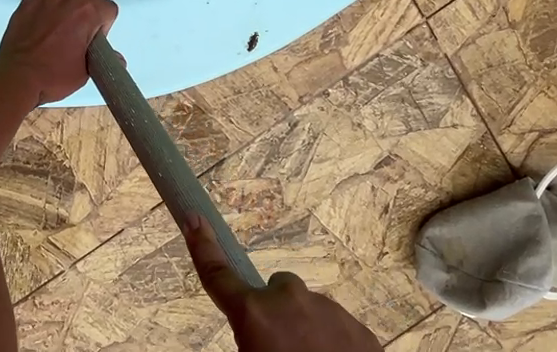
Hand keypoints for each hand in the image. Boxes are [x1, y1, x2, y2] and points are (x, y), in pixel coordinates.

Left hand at [0, 0, 117, 104]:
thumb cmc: (53, 76)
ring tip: (72, 6)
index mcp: (89, 13)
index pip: (110, 8)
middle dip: (93, 5)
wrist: (18, 75)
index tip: (95, 38)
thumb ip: (103, 59)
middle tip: (83, 25)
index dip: (105, 24)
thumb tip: (117, 59)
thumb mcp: (85, 72)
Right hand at [181, 214, 382, 351]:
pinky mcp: (362, 331)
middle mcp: (289, 300)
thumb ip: (247, 338)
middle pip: (277, 288)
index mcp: (254, 314)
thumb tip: (253, 331)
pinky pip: (340, 327)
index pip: (217, 273)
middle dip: (276, 311)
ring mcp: (330, 312)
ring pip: (310, 308)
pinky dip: (336, 343)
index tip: (194, 218)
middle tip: (281, 350)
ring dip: (307, 329)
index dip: (202, 244)